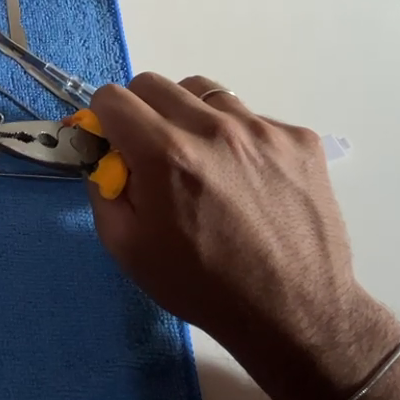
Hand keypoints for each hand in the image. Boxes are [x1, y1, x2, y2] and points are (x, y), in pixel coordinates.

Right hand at [87, 73, 399, 399]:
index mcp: (163, 154)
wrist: (298, 316)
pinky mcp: (299, 138)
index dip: (104, 120)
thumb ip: (101, 186)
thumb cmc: (201, 284)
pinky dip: (235, 136)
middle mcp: (211, 129)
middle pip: (151, 83)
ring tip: (202, 160)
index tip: (114, 145)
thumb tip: (102, 152)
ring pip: (202, 92)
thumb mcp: (125, 245)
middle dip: (140, 112)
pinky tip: (245, 177)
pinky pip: (249, 116)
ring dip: (189, 116)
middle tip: (152, 152)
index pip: (111, 97)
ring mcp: (261, 130)